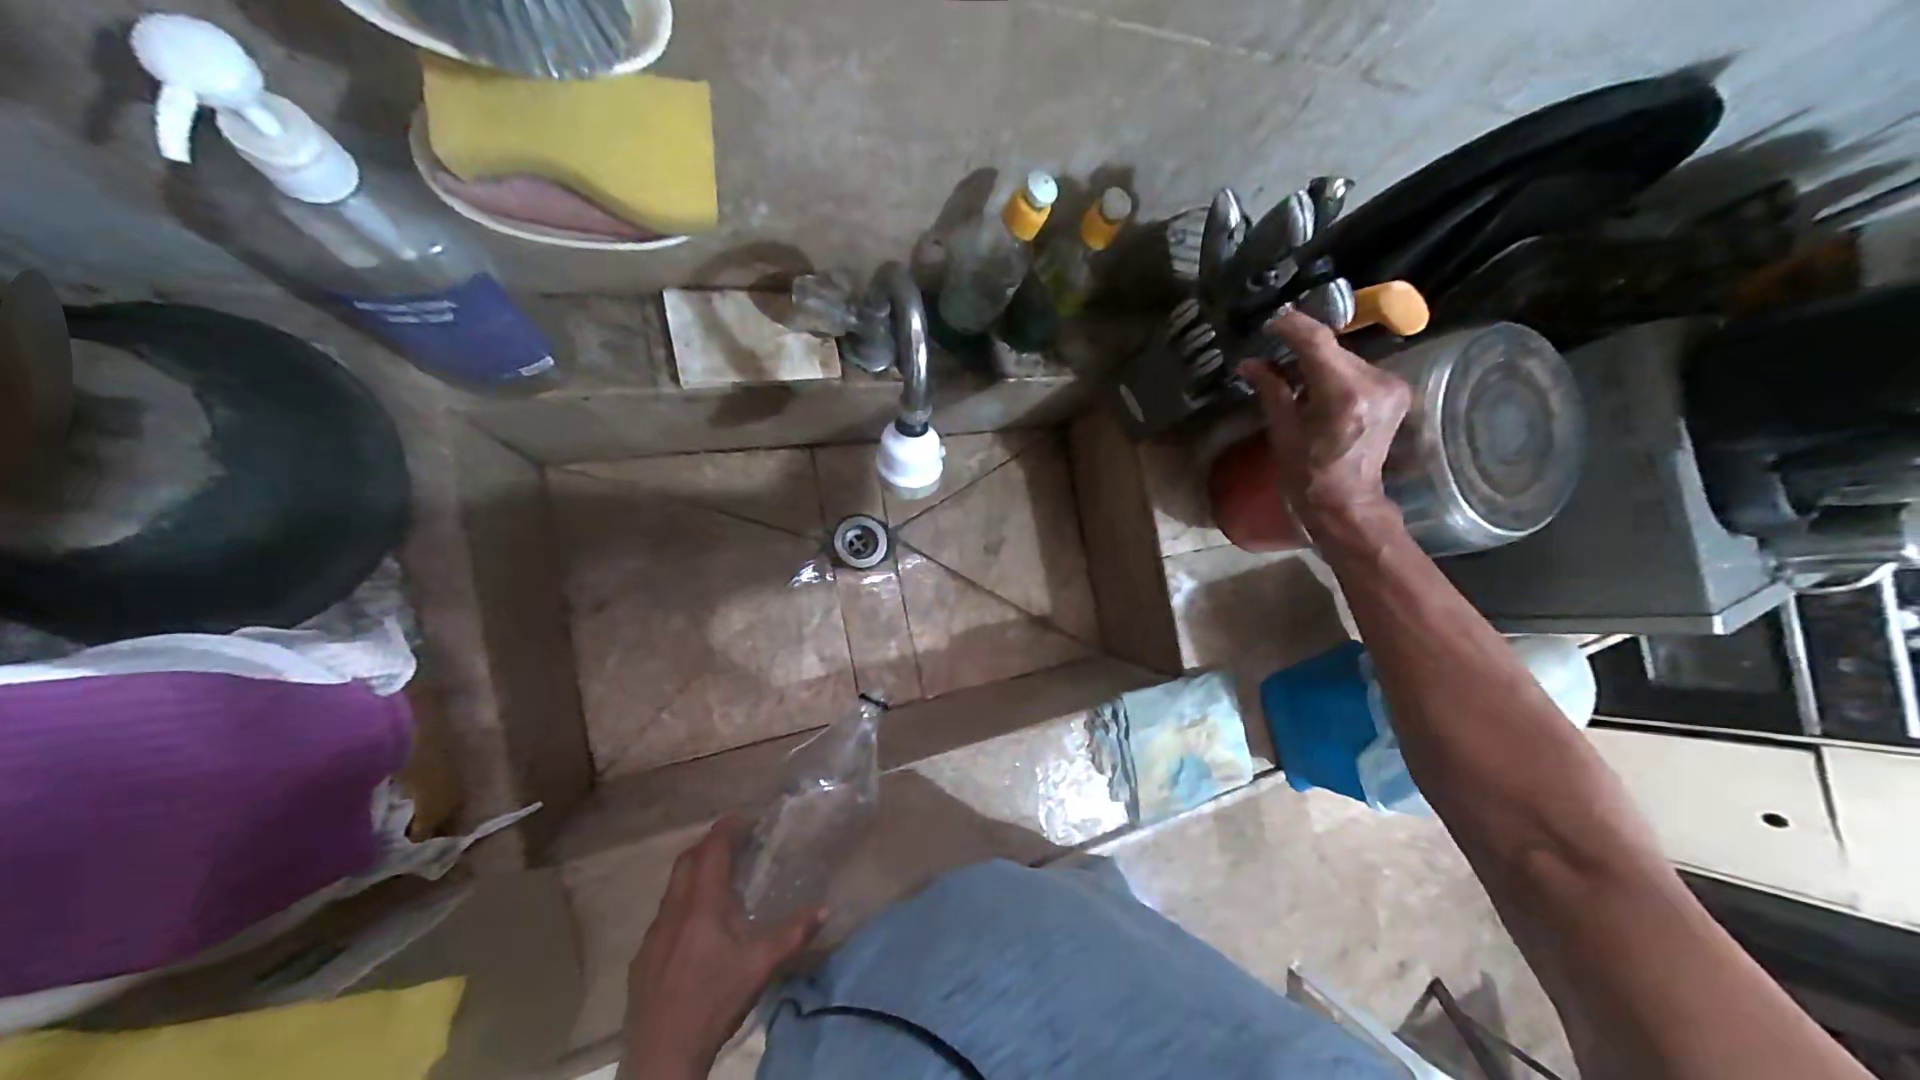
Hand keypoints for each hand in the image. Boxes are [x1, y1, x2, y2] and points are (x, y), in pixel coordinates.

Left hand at [621, 819, 825, 1079]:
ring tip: (719, 882)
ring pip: (672, 888)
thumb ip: (793, 934)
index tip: (744, 818)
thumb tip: (825, 909)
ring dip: (694, 873)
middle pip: (686, 861)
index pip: (711, 851)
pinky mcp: (642, 958)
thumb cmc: (714, 1002)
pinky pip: (663, 915)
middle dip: (708, 845)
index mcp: (701, 906)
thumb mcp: (760, 967)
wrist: (662, 1055)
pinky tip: (697, 929)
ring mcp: (653, 935)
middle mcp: (672, 912)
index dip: (726, 829)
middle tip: (735, 843)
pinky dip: (682, 904)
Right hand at [1236, 310, 1410, 540]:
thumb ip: (1270, 388)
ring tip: (1292, 374)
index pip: (1317, 341)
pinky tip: (1317, 388)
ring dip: (1319, 361)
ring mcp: (1391, 387)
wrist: (1345, 503)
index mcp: (1343, 393)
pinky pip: (1358, 371)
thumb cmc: (1306, 474)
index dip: (1291, 326)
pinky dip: (1335, 373)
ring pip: (1345, 358)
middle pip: (1333, 349)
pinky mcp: (1396, 393)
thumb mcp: (1282, 430)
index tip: (1270, 323)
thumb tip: (1249, 363)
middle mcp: (1375, 383)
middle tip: (1273, 353)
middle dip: (1302, 348)